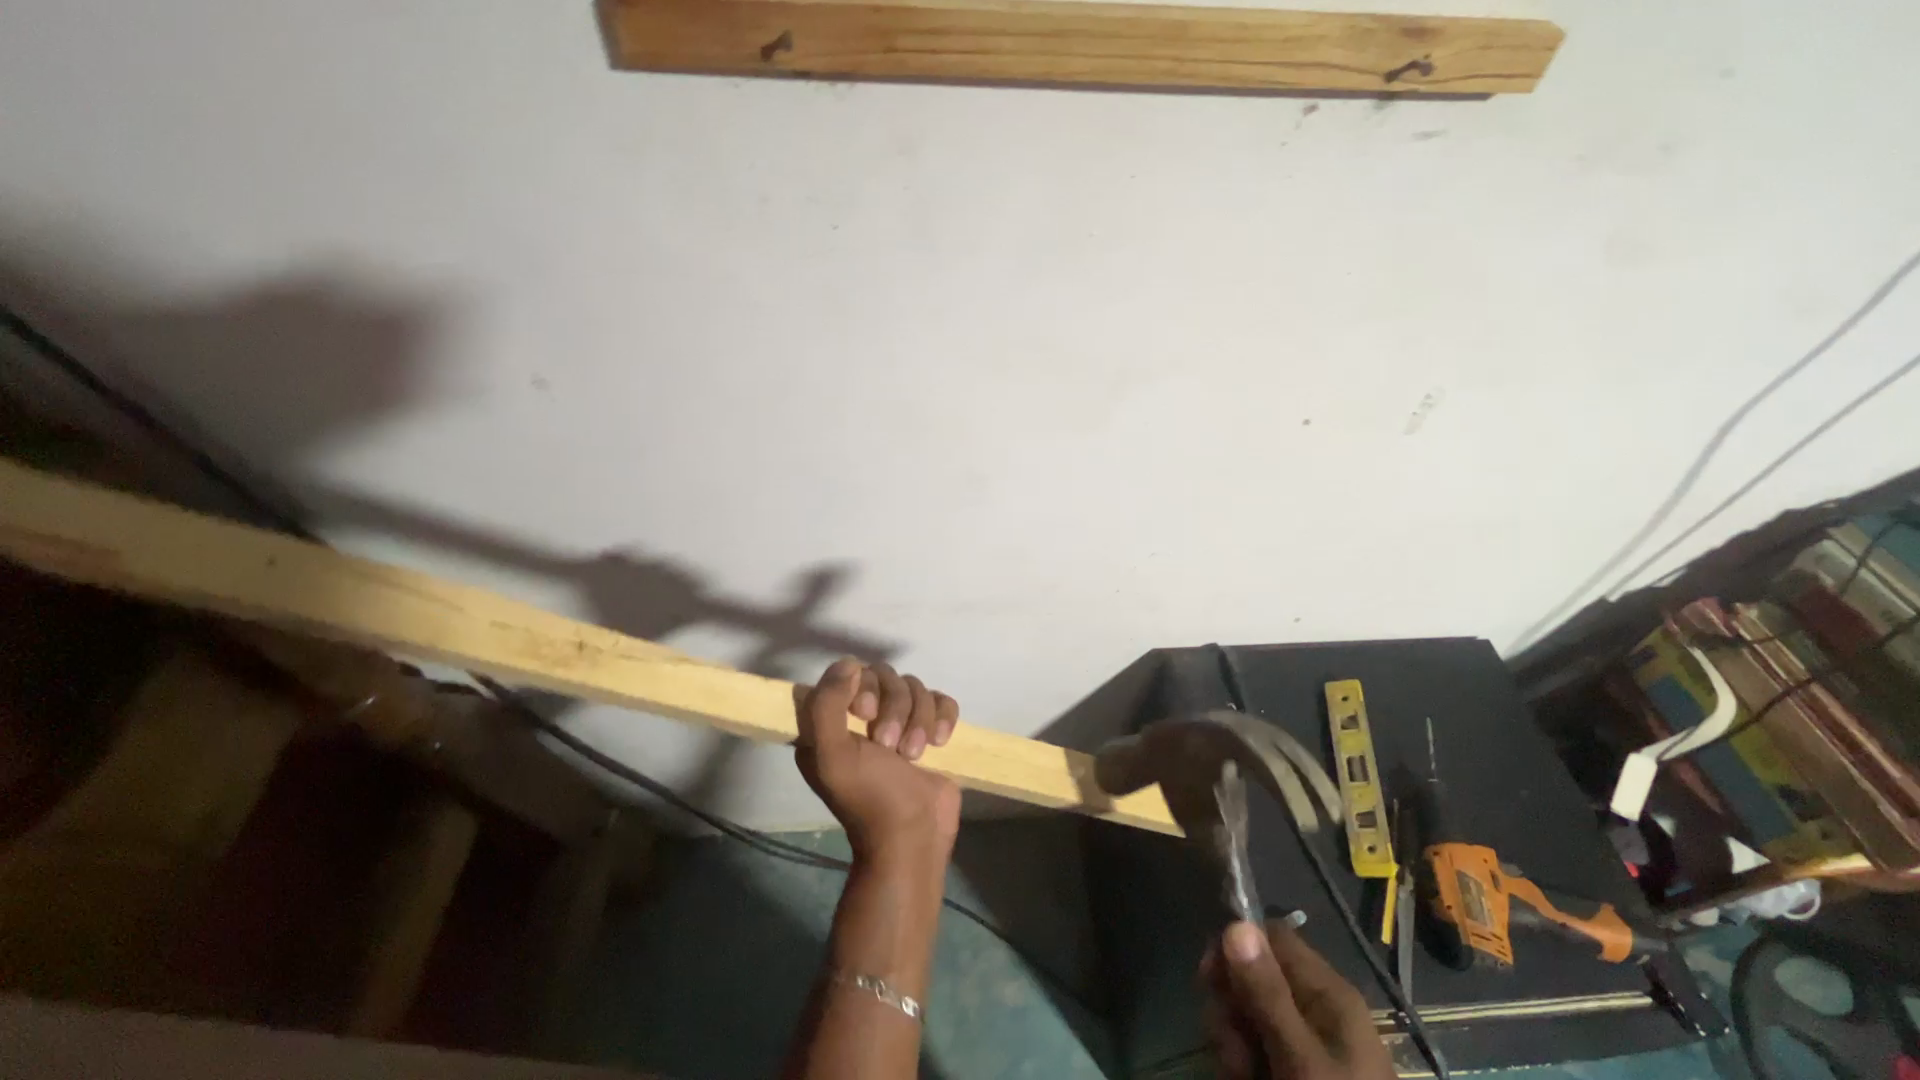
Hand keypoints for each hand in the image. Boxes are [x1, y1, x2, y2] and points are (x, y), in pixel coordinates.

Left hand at [795, 658, 961, 867]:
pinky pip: (942, 701)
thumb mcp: (832, 755)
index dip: (864, 686)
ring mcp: (901, 723)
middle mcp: (864, 718)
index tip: (866, 713)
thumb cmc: (869, 797)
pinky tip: (940, 744)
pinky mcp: (931, 732)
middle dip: (895, 709)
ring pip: (916, 688)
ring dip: (919, 720)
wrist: (914, 835)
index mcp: (832, 722)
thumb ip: (827, 704)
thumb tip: (849, 665)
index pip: (851, 672)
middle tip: (891, 747)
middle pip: (887, 676)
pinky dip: (943, 718)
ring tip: (914, 755)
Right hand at [1200, 920, 1394, 1079]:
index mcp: (1328, 993)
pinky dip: (1239, 1068)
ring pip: (1242, 1017)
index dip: (1234, 948)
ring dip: (1230, 1047)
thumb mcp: (1300, 1059)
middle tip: (1236, 1054)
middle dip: (1229, 1012)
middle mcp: (1314, 1009)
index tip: (1208, 979)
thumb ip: (1267, 994)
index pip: (1272, 937)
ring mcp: (1301, 1042)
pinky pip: (1249, 1050)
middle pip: (1249, 978)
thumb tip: (1235, 923)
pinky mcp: (1290, 1069)